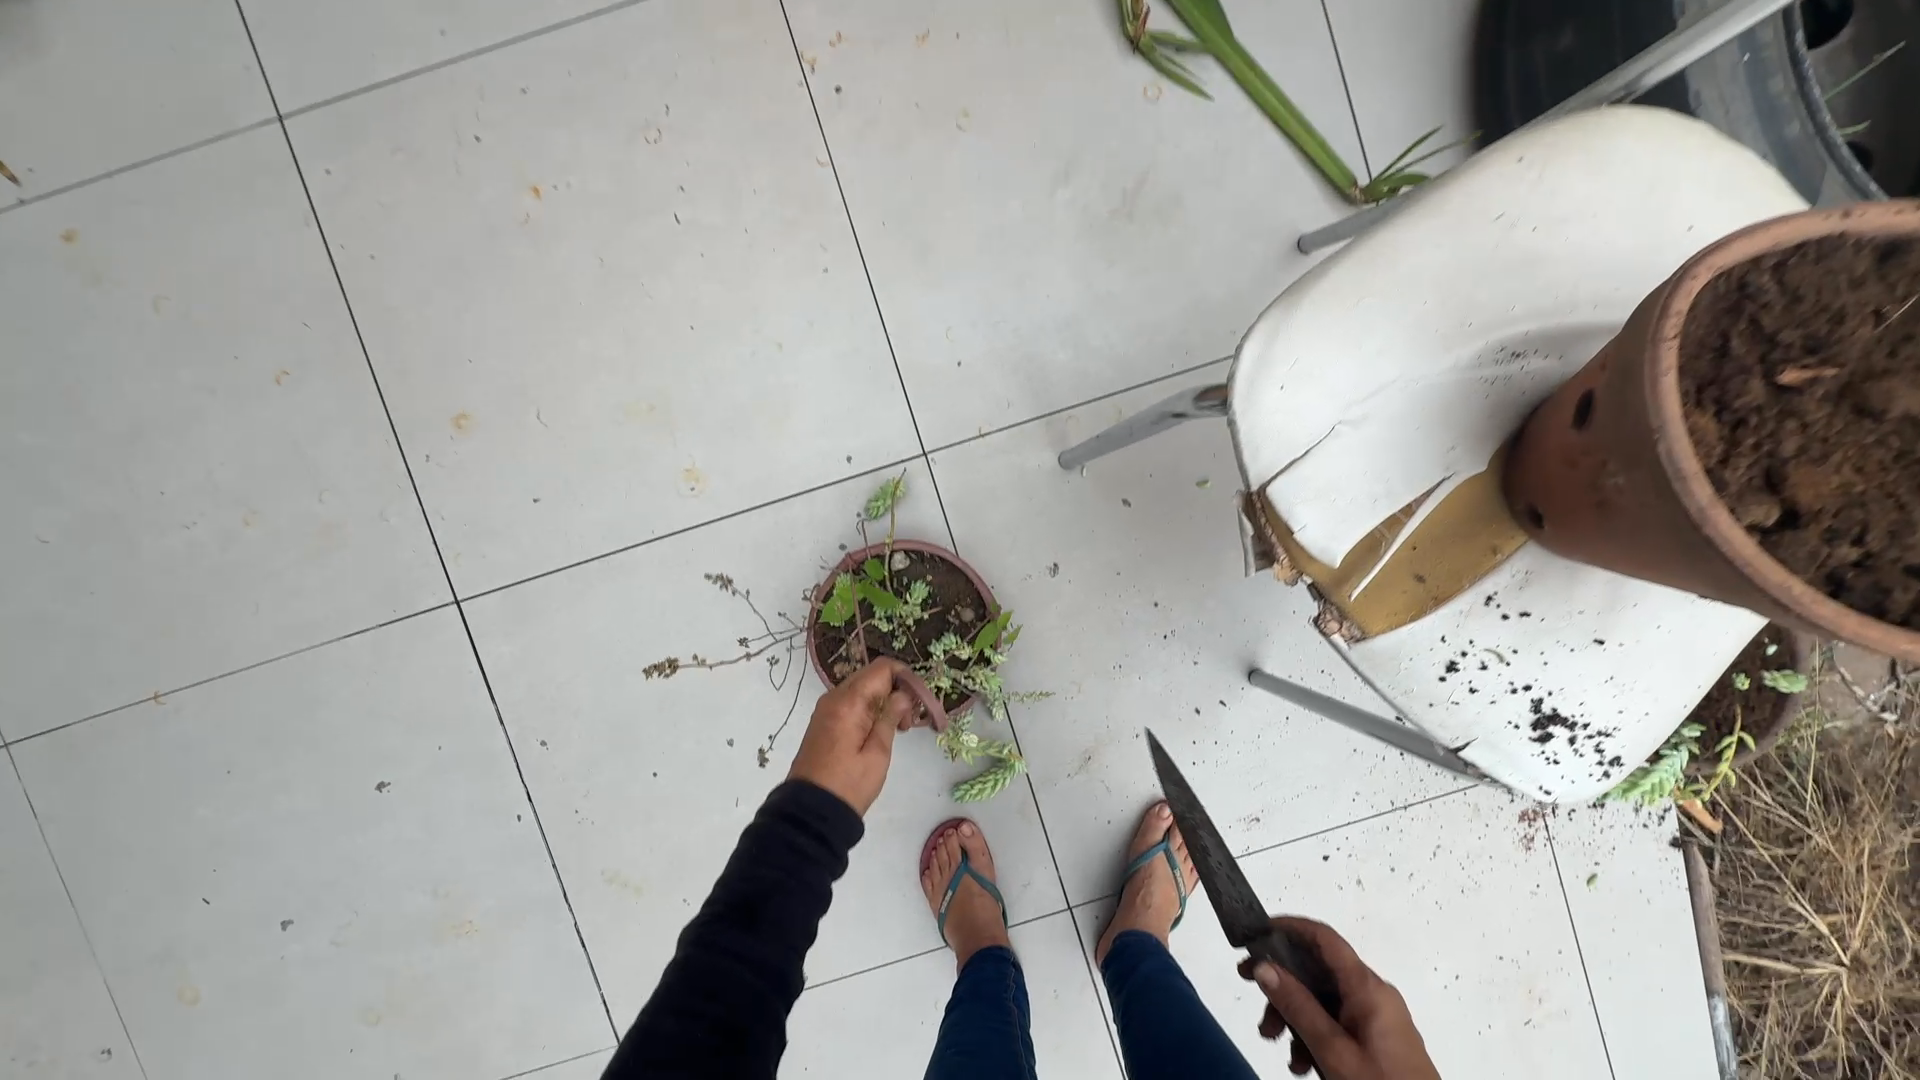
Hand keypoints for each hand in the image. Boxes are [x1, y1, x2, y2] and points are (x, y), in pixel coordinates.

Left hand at [787, 658, 916, 815]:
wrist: (811, 811)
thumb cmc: (849, 785)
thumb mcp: (878, 752)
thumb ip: (890, 716)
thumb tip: (903, 694)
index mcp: (848, 701)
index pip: (882, 668)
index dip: (906, 678)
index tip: (918, 703)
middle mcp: (834, 697)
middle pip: (872, 675)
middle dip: (896, 689)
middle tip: (910, 720)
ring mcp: (826, 708)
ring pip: (862, 688)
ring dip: (883, 700)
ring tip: (898, 728)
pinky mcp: (823, 720)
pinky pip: (851, 702)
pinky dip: (869, 708)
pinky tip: (879, 731)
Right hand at [1239, 917, 1439, 1079]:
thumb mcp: (1332, 1051)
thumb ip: (1298, 1006)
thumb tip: (1263, 966)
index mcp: (1368, 988)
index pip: (1323, 938)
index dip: (1288, 928)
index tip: (1254, 935)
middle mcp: (1373, 995)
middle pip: (1318, 970)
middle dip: (1281, 981)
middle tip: (1248, 988)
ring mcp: (1377, 1019)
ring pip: (1323, 999)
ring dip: (1293, 1014)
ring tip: (1273, 1041)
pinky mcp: (1377, 1041)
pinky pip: (1336, 1022)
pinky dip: (1313, 1034)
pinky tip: (1300, 1063)